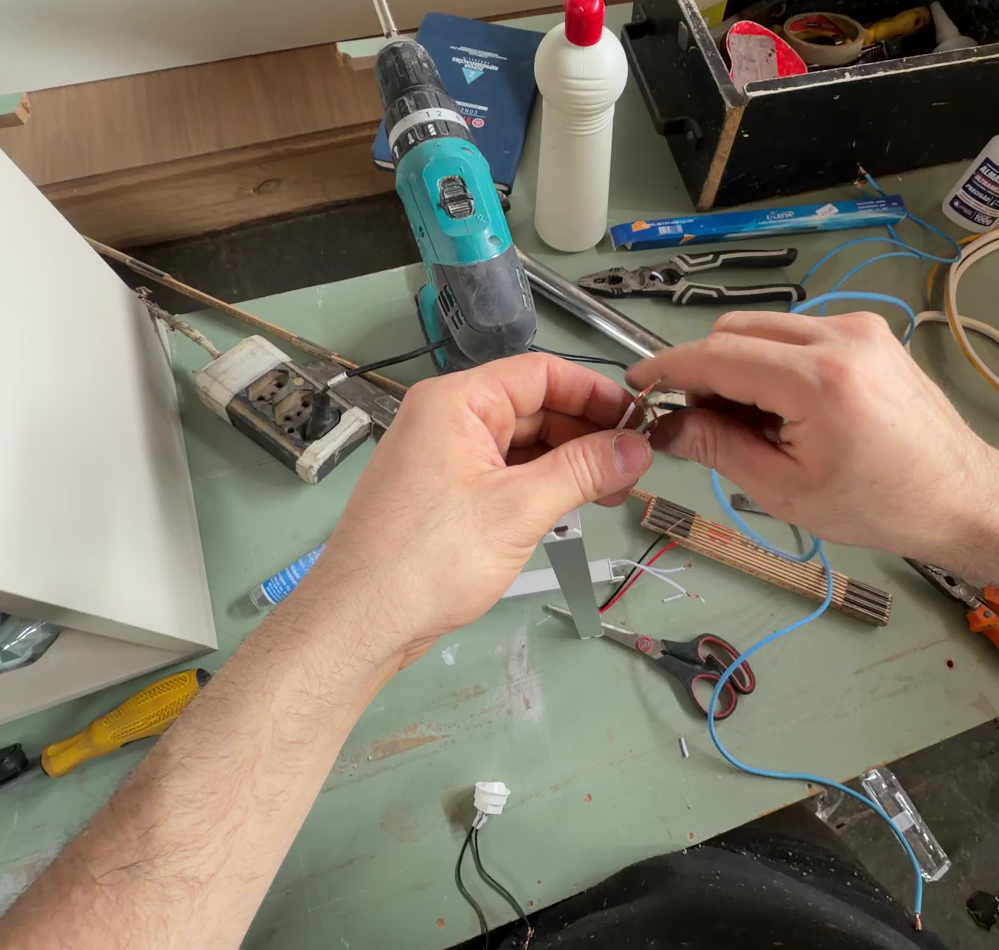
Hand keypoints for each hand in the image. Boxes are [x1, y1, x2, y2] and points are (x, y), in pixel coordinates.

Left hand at [300, 353, 653, 665]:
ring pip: (524, 443)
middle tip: (633, 465)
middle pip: (534, 407)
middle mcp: (450, 419)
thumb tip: (639, 447)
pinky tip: (576, 503)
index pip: (539, 374)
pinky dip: (544, 484)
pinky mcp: (449, 493)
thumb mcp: (519, 509)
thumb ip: (583, 470)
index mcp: (457, 401)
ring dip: (570, 463)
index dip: (594, 393)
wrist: (359, 624)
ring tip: (614, 490)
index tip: (637, 420)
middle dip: (587, 434)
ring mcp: (447, 457)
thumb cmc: (432, 558)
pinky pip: (508, 472)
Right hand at [625, 311, 998, 565]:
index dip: (668, 368)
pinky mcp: (867, 329)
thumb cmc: (876, 506)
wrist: (961, 493)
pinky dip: (769, 361)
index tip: (636, 383)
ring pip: (762, 327)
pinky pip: (793, 332)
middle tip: (701, 420)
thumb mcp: (786, 489)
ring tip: (749, 420)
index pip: (718, 356)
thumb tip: (666, 425)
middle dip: (703, 370)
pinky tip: (782, 405)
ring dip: (736, 365)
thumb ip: (719, 448)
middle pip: (735, 330)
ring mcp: (858, 325)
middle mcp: (840, 335)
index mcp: (820, 381)